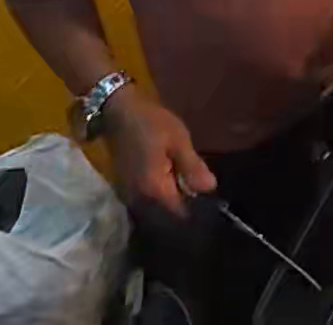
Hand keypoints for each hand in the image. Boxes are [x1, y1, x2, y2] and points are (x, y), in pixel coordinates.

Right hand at [100, 86, 215, 217]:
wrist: (120, 114)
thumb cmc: (153, 124)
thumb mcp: (178, 141)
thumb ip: (193, 167)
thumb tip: (210, 189)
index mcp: (153, 189)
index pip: (177, 215)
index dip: (195, 216)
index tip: (212, 214)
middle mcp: (138, 200)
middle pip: (165, 218)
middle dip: (185, 215)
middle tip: (206, 208)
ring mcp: (129, 196)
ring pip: (156, 212)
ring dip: (173, 209)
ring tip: (195, 201)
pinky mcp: (127, 189)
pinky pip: (148, 204)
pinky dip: (162, 201)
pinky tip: (177, 191)